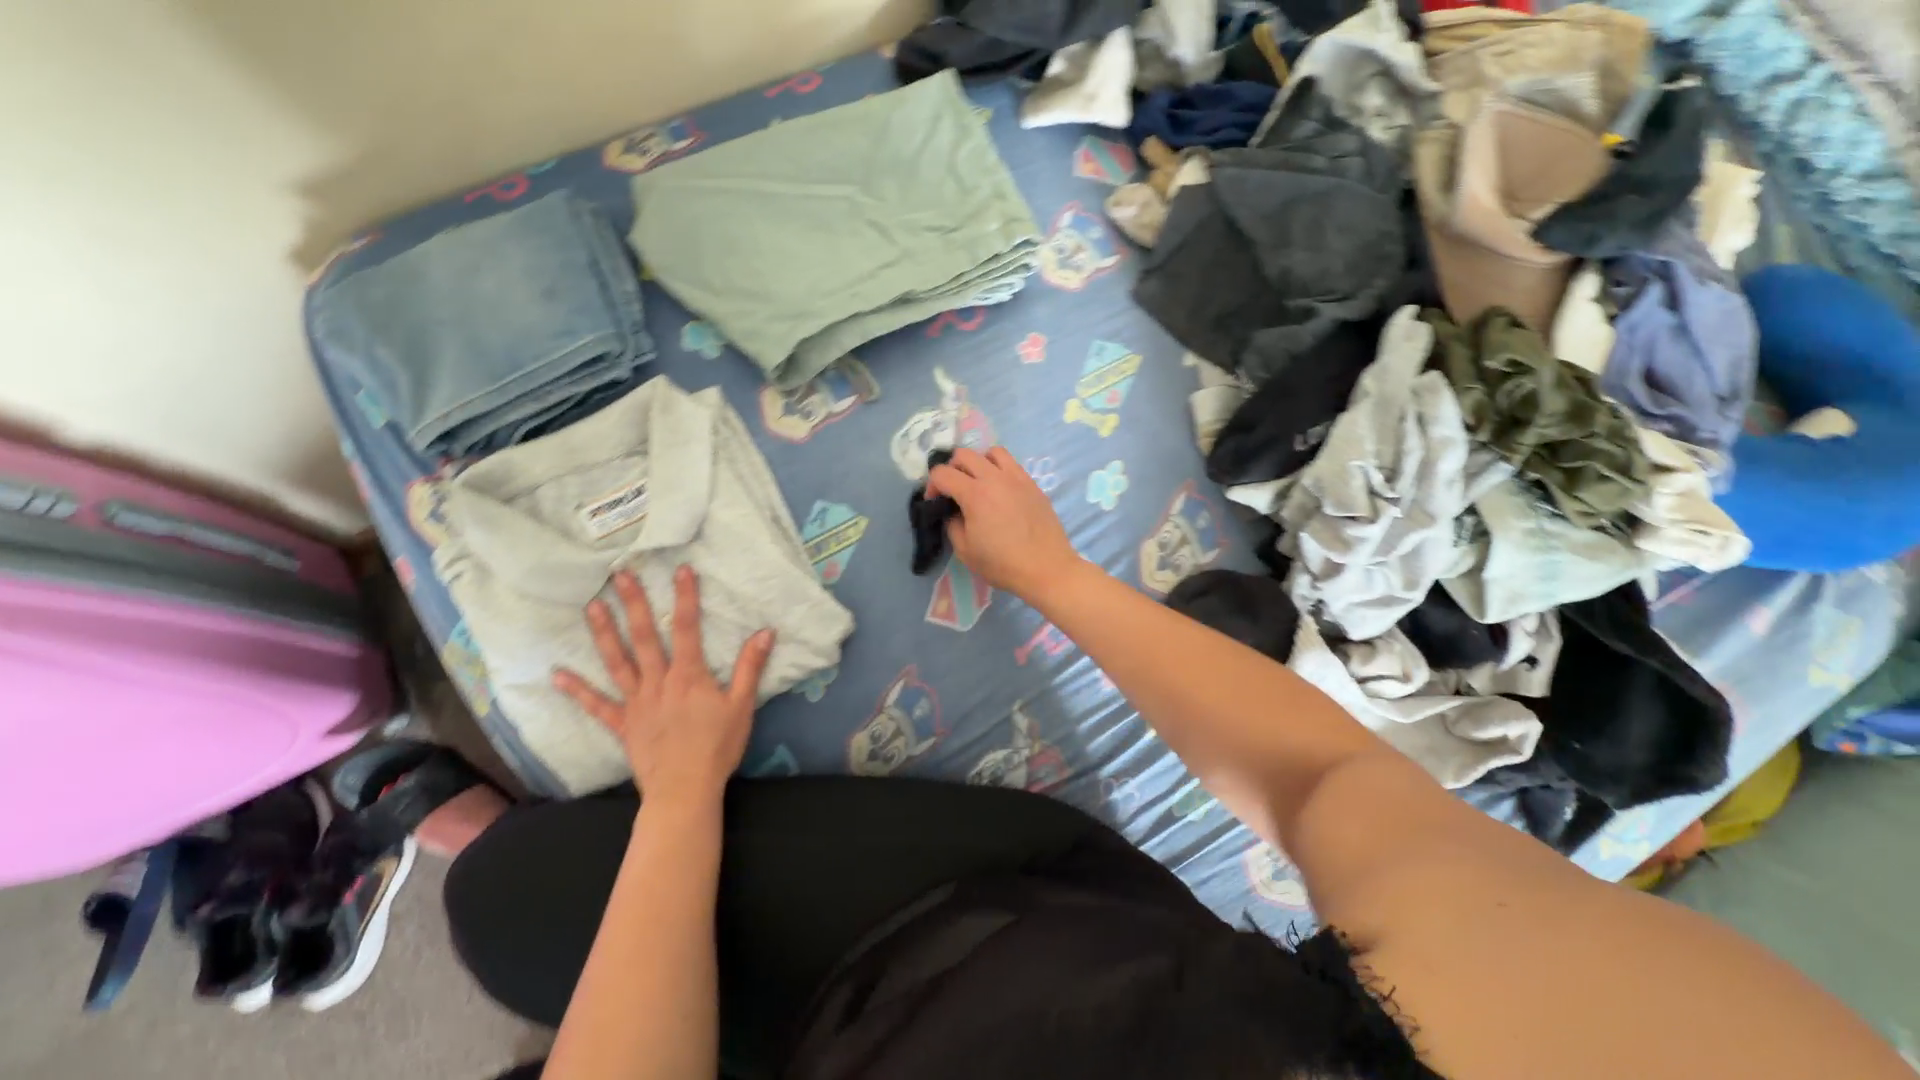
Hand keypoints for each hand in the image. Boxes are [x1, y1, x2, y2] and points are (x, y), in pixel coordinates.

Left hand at [552, 566, 774, 807]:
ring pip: (617, 662)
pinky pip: (597, 705)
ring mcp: (636, 702)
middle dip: (633, 603)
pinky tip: (558, 675)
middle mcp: (658, 681)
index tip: (681, 570)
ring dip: (603, 633)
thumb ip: (750, 668)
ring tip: (591, 606)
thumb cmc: (718, 748)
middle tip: (619, 575)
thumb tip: (765, 632)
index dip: (685, 597)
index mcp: (689, 676)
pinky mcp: (623, 724)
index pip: (687, 628)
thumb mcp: (742, 706)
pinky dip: (578, 690)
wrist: (685, 789)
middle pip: (644, 636)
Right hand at [925, 446, 1080, 598]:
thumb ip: (953, 524)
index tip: (935, 502)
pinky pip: (1012, 465)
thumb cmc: (1003, 564)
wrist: (1047, 568)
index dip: (932, 486)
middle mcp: (995, 478)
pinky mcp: (1033, 484)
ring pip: (992, 452)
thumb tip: (955, 512)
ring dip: (979, 463)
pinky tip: (1001, 492)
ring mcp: (1017, 478)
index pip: (942, 473)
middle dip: (952, 469)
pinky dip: (1000, 470)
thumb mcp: (965, 551)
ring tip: (979, 483)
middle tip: (953, 490)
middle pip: (964, 454)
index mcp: (974, 494)